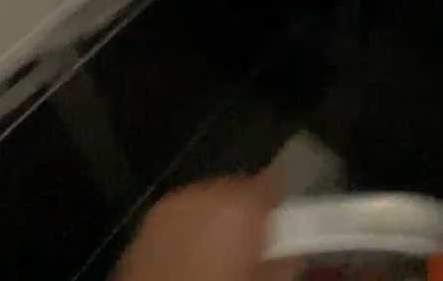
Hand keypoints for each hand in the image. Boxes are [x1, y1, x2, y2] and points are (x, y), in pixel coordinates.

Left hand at [111, 175, 278, 280]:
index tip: (286, 223)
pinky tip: (189, 254)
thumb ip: (282, 261)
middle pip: (241, 188)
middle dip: (247, 210)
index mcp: (242, 204)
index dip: (282, 203)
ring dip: (217, 216)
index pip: (278, 181)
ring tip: (217, 251)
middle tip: (251, 244)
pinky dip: (191, 226)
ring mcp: (175, 201)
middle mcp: (209, 190)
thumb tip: (293, 252)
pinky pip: (184, 212)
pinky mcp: (148, 218)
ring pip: (210, 198)